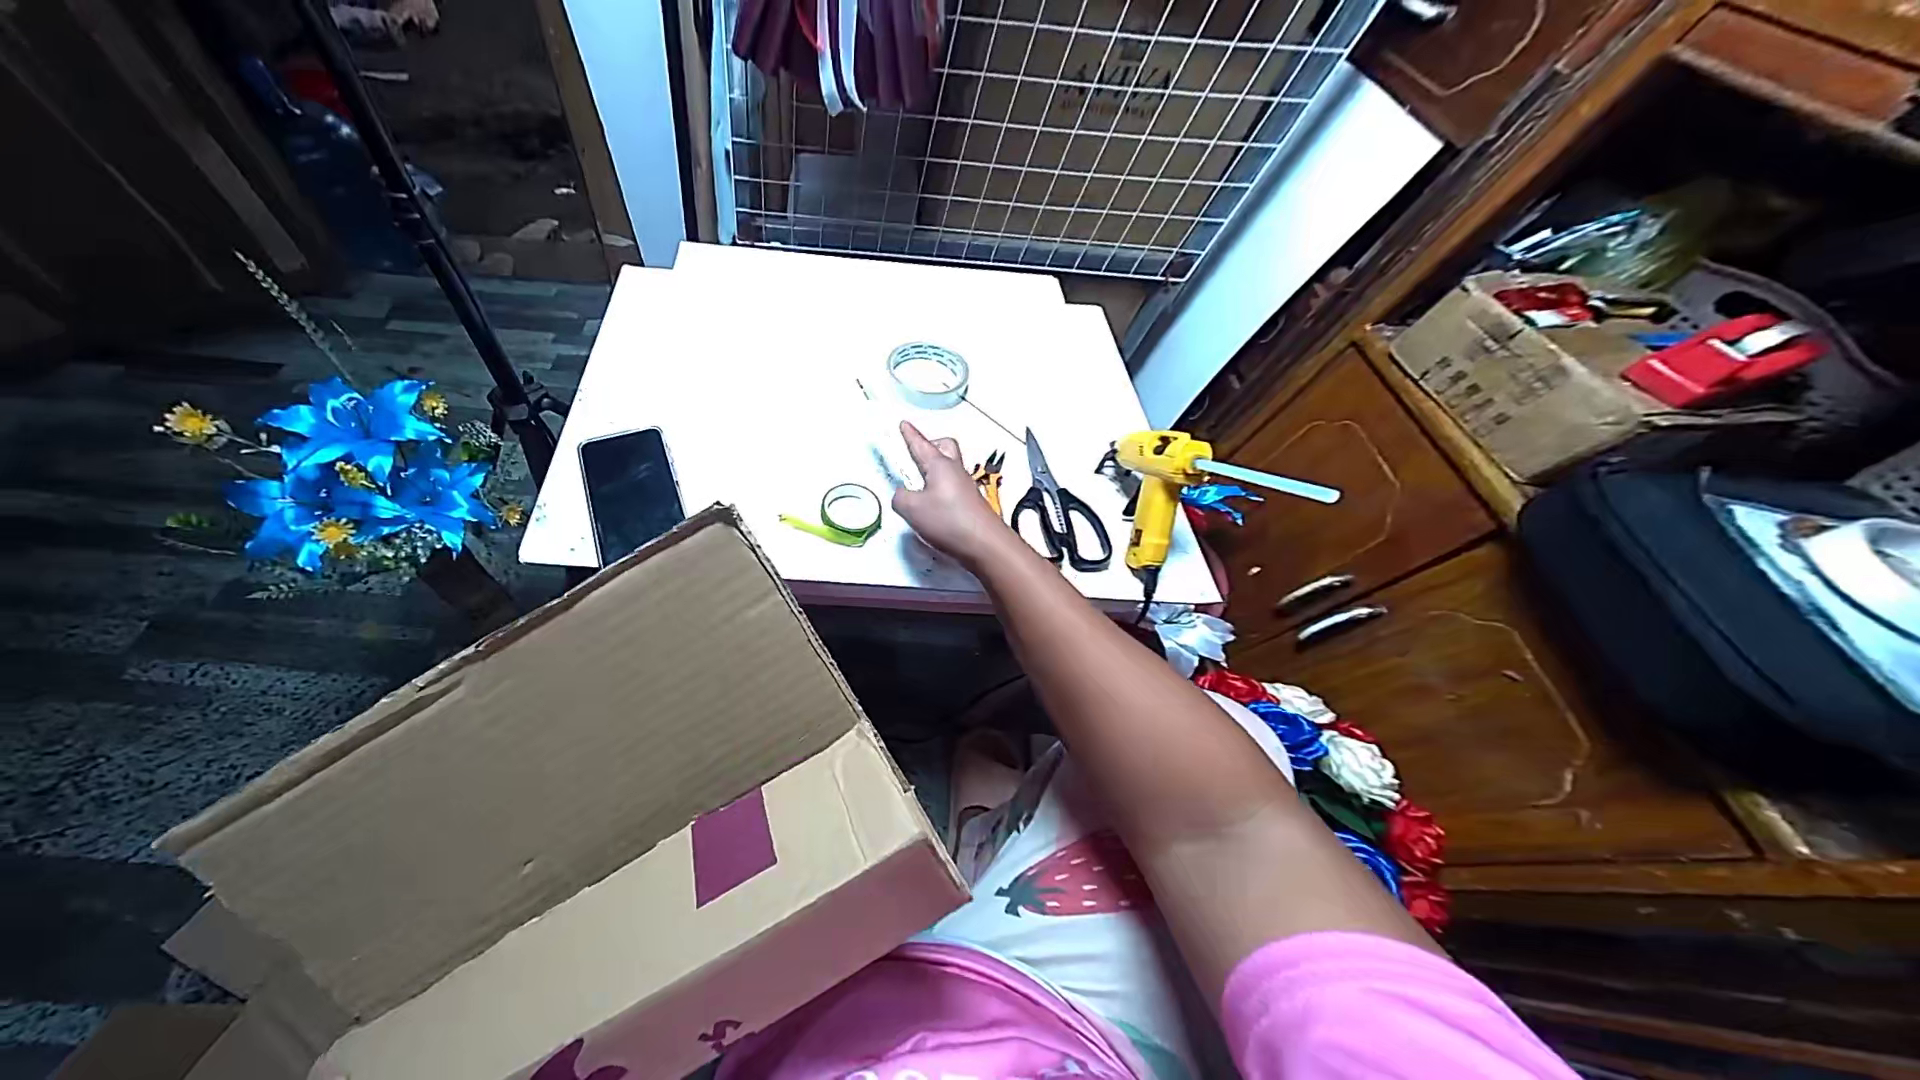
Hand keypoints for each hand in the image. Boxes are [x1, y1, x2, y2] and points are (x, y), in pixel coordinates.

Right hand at [892, 421, 1012, 566]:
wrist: (985, 545)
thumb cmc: (950, 521)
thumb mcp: (911, 509)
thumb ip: (899, 497)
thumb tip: (902, 495)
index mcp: (940, 465)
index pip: (921, 444)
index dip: (910, 435)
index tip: (904, 425)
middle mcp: (955, 472)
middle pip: (946, 448)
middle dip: (931, 445)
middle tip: (918, 453)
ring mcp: (966, 488)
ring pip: (950, 470)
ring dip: (935, 473)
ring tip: (919, 488)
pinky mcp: (971, 505)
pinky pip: (953, 490)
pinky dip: (940, 493)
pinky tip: (933, 510)